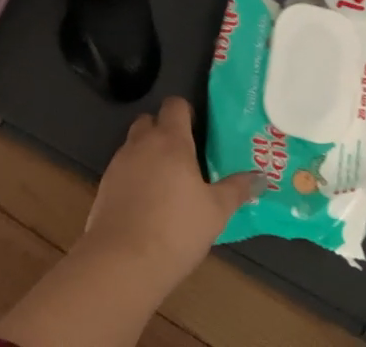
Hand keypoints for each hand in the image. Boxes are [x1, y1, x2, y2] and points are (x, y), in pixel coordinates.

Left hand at [80, 96, 258, 288]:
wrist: (122, 261)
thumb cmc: (176, 229)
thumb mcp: (216, 212)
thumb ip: (237, 189)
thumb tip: (261, 177)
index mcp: (170, 141)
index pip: (174, 105)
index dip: (186, 112)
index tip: (198, 130)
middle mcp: (141, 144)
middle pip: (150, 120)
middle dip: (164, 130)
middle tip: (184, 156)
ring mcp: (119, 163)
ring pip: (134, 145)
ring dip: (148, 154)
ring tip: (167, 183)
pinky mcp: (104, 185)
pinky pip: (123, 169)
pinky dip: (134, 176)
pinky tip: (147, 204)